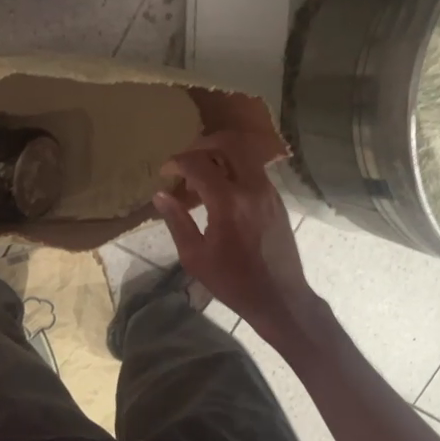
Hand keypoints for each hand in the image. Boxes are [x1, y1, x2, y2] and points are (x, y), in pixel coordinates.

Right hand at [155, 131, 317, 337]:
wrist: (279, 297)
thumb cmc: (232, 282)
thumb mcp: (195, 256)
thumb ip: (177, 221)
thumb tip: (160, 196)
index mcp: (228, 203)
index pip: (198, 164)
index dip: (177, 162)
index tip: (165, 172)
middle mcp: (252, 188)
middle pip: (229, 143)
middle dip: (202, 145)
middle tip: (186, 161)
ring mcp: (268, 191)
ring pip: (245, 154)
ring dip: (220, 156)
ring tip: (201, 178)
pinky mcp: (276, 199)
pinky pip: (253, 170)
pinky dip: (234, 170)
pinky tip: (220, 192)